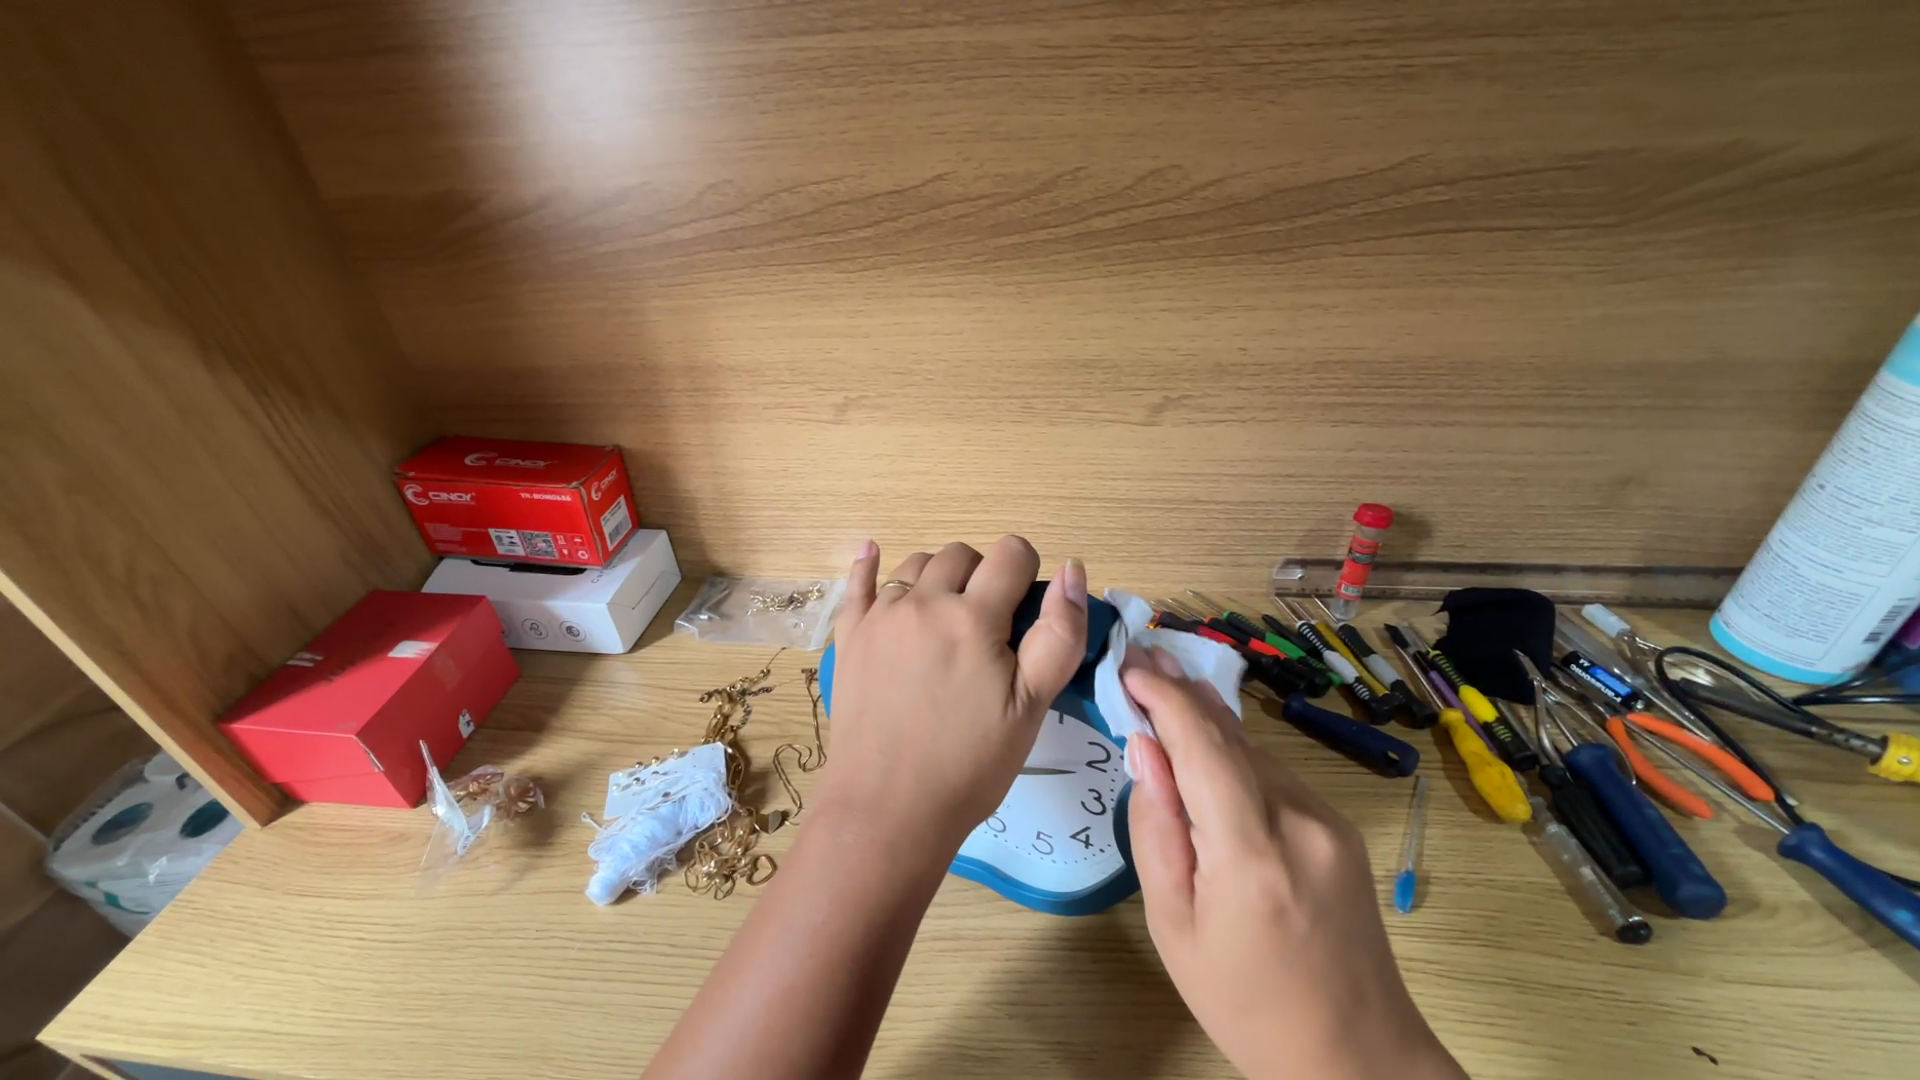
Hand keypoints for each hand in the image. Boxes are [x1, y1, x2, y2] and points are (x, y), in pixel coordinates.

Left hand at [815, 537, 1088, 855]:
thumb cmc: (969, 765)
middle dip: (984, 575)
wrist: (886, 810)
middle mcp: (922, 602)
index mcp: (972, 617)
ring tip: (946, 616)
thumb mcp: (1031, 706)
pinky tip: (872, 552)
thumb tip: (1072, 571)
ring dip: (939, 577)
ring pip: (915, 565)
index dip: (1028, 572)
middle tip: (990, 625)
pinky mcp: (849, 638)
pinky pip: (857, 584)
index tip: (1026, 610)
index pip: (1010, 554)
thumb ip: (1058, 634)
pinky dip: (869, 565)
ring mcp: (879, 618)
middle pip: (961, 555)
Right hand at [1123, 649, 1465, 1079]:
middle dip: (1184, 693)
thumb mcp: (1173, 923)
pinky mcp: (1340, 828)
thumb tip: (1146, 750)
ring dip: (1208, 721)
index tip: (1130, 665)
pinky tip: (1207, 746)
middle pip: (1233, 738)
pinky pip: (1275, 774)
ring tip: (1166, 685)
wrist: (1354, 1052)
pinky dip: (1234, 752)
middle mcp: (1301, 821)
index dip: (1166, 697)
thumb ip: (1157, 828)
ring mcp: (1330, 821)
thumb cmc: (1243, 999)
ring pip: (1255, 752)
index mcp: (1252, 853)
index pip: (1204, 746)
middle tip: (1143, 655)